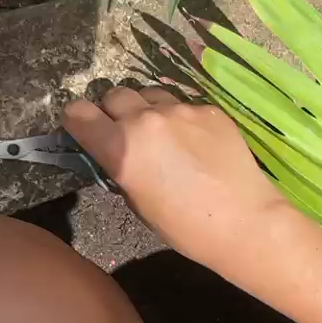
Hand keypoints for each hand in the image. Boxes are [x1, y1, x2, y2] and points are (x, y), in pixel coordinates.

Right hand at [63, 87, 291, 269]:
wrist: (244, 221)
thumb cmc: (185, 227)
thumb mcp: (139, 204)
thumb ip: (121, 169)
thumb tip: (118, 155)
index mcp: (120, 148)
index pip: (78, 113)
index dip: (79, 121)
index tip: (87, 130)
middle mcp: (145, 120)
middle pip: (115, 95)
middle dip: (115, 112)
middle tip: (129, 135)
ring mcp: (180, 110)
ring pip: (151, 95)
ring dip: (149, 110)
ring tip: (165, 136)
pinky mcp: (208, 109)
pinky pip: (184, 105)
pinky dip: (182, 119)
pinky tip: (197, 144)